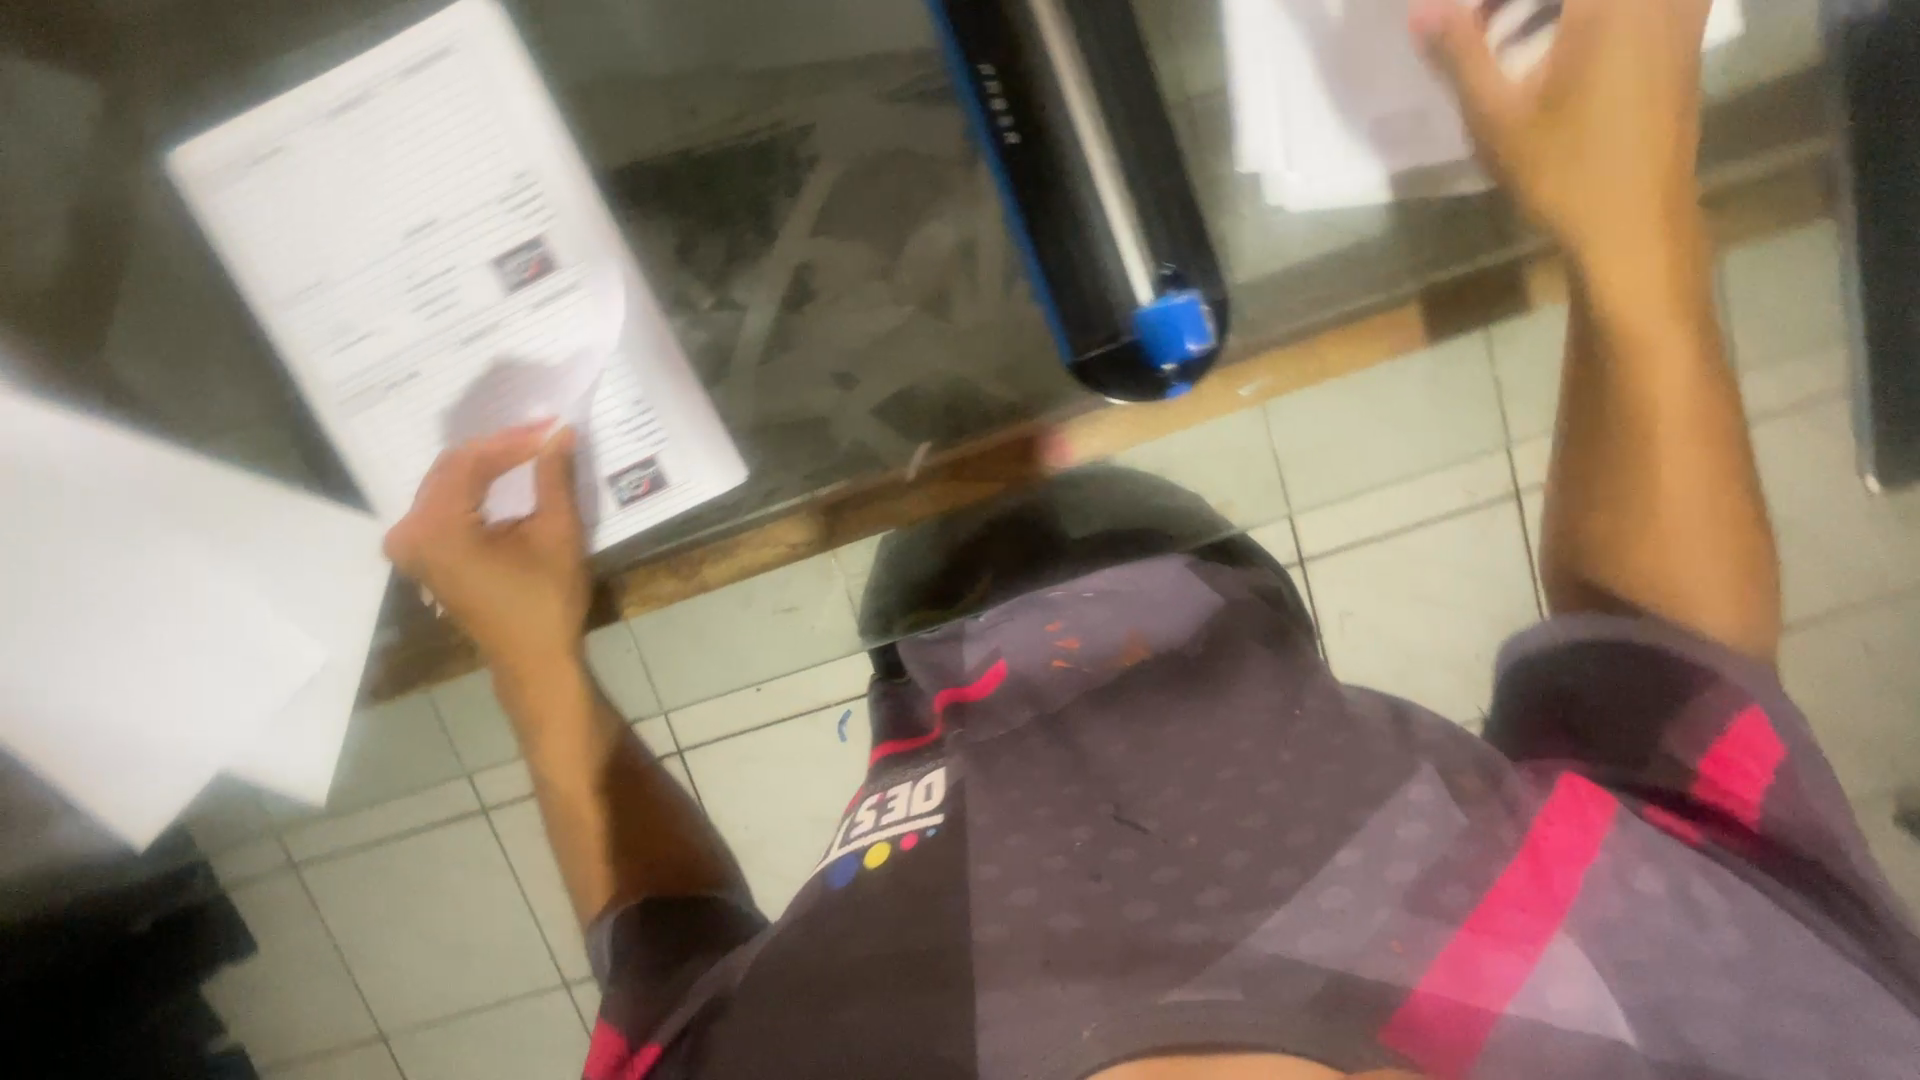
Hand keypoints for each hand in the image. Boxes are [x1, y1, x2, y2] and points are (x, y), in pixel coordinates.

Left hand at [384, 423, 590, 682]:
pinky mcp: (420, 554)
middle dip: (499, 448)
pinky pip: (444, 504)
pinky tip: (504, 476)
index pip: (471, 462)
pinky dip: (475, 487)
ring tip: (529, 450)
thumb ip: (554, 478)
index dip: (512, 440)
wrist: (532, 657)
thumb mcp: (559, 534)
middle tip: (543, 434)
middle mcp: (409, 532)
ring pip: (447, 483)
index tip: (552, 426)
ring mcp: (409, 545)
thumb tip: (561, 433)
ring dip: (487, 465)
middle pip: (452, 468)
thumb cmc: (547, 600)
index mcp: (437, 528)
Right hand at [1413, 0, 1713, 277]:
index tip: (1463, 16)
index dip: (1493, 2)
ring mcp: (1677, 10)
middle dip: (1515, 5)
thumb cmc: (1561, 169)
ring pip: (1596, 1)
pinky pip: (1630, 7)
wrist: (1632, 219)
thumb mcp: (1495, 115)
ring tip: (1503, 37)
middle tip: (1476, 25)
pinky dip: (1581, 20)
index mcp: (1608, 3)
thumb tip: (1421, 7)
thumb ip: (1460, 53)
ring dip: (1545, 12)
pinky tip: (1549, 50)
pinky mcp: (1681, 35)